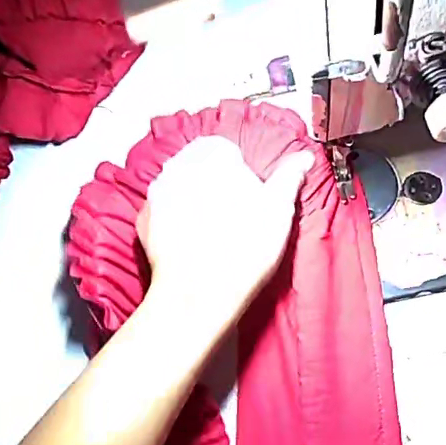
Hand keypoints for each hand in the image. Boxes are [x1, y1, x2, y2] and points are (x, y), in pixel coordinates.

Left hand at [137, 136, 313, 322]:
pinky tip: (192, 240)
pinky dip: (175, 220)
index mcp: (212, 154)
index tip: (250, 198)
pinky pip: (164, 211)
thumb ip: (289, 177)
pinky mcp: (143, 220)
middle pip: (200, 166)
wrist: (199, 293)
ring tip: (213, 230)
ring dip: (193, 200)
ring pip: (179, 187)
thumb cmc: (244, 248)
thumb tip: (302, 158)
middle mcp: (178, 166)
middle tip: (233, 215)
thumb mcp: (279, 209)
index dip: (241, 173)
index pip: (228, 151)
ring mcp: (156, 193)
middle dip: (214, 183)